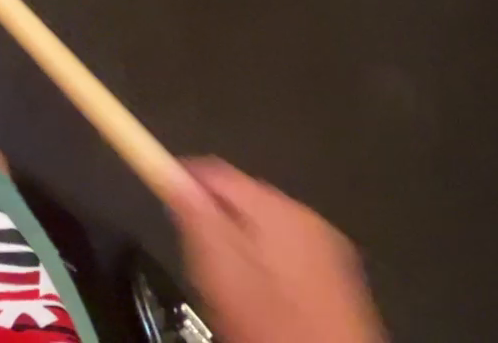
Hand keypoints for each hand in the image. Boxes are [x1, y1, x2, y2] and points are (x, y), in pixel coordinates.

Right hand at [167, 158, 384, 342]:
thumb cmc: (271, 327)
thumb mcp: (220, 272)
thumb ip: (194, 218)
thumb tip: (171, 176)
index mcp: (277, 210)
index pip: (215, 170)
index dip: (182, 178)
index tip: (162, 193)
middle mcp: (306, 218)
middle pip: (240, 197)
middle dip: (214, 218)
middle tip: (199, 259)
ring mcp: (326, 247)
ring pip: (262, 226)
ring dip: (239, 242)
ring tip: (230, 286)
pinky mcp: (335, 276)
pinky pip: (286, 251)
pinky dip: (266, 264)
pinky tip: (261, 299)